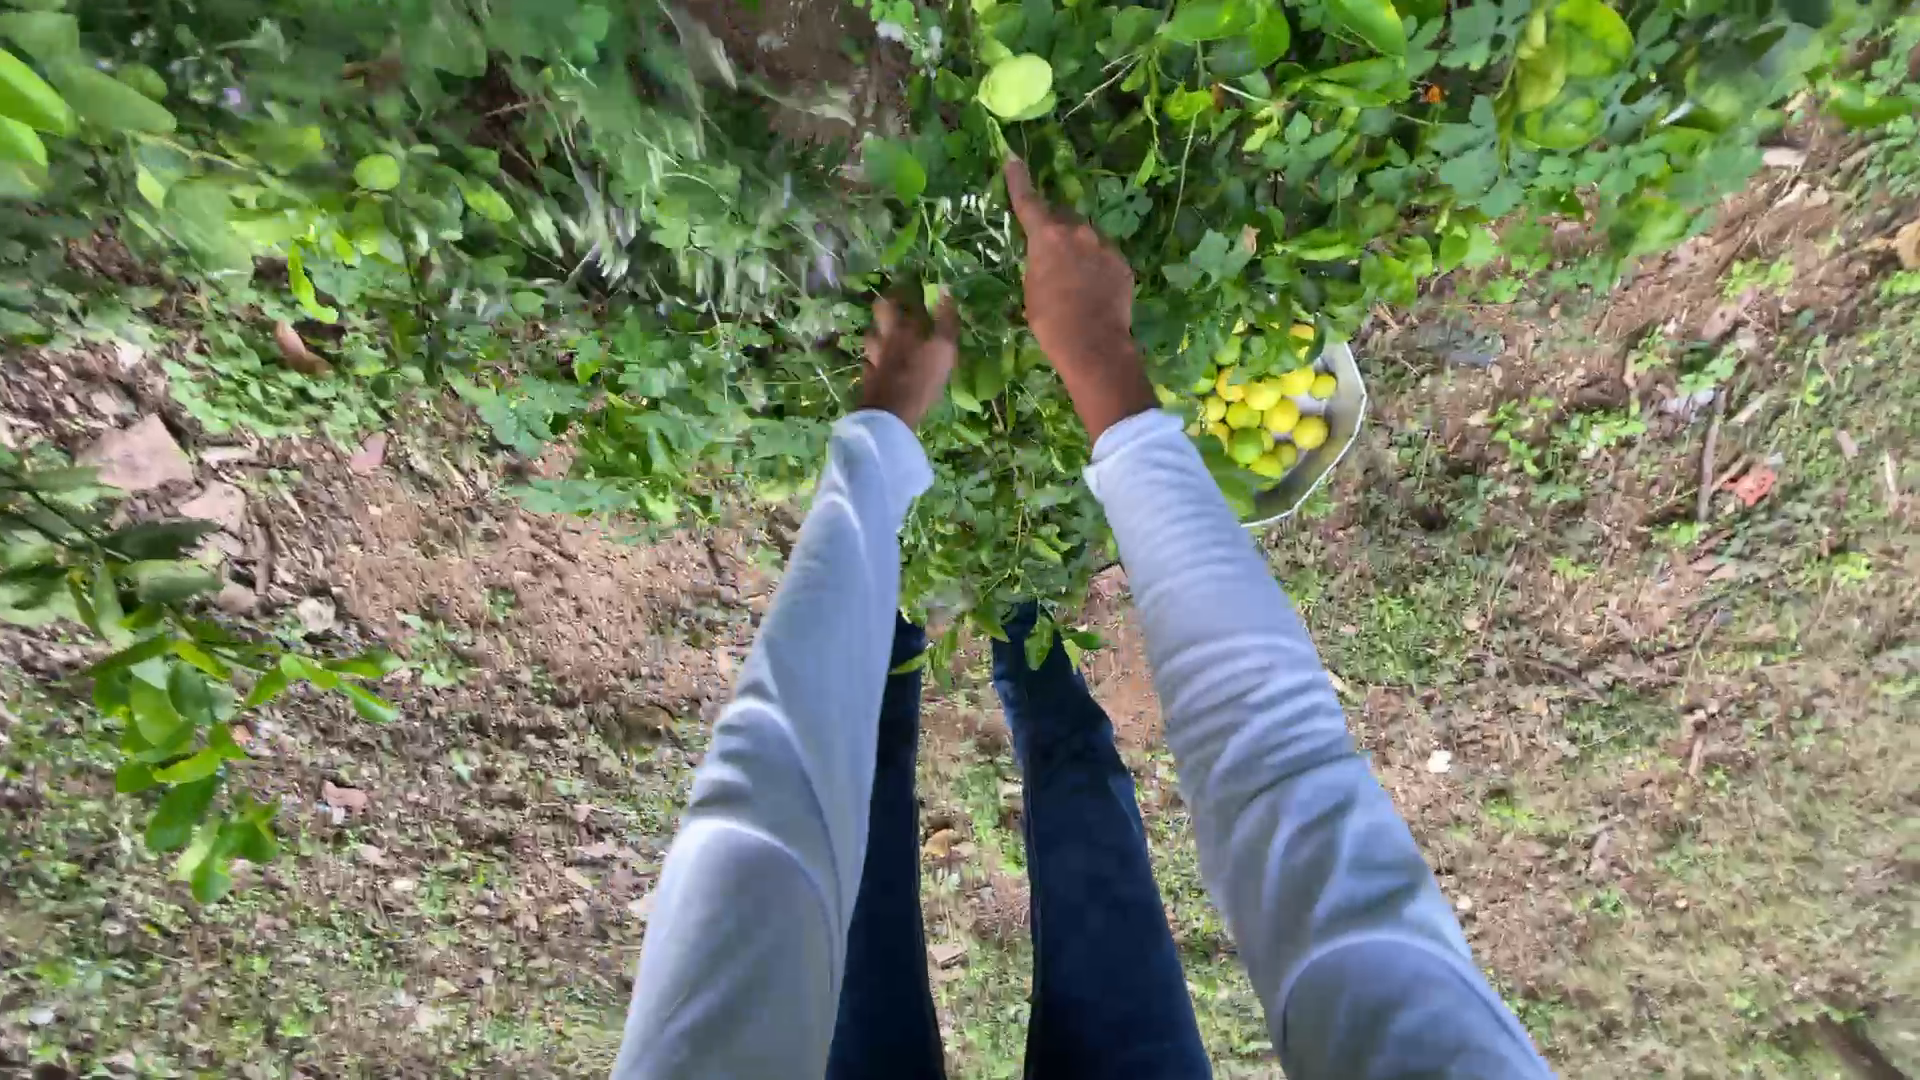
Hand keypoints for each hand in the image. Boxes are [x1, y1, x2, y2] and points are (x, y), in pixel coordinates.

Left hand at [858, 293, 957, 429]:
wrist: (892, 413)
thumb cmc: (921, 378)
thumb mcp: (943, 349)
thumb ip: (945, 321)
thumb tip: (946, 291)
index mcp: (901, 327)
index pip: (896, 300)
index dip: (901, 292)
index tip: (907, 289)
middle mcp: (883, 338)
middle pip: (879, 315)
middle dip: (886, 308)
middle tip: (896, 309)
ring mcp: (873, 358)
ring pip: (871, 337)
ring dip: (878, 334)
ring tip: (886, 336)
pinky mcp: (868, 378)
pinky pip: (869, 363)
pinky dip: (874, 360)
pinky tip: (877, 364)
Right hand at [1004, 158, 1156, 441]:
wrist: (1093, 344)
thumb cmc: (1050, 321)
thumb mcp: (1031, 290)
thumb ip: (1038, 264)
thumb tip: (1047, 259)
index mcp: (1047, 237)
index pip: (1028, 202)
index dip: (1018, 181)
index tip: (1013, 159)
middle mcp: (1078, 232)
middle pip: (1063, 220)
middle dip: (1055, 230)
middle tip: (1050, 255)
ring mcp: (1104, 247)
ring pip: (1086, 241)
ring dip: (1078, 253)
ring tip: (1074, 284)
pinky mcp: (1122, 265)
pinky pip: (1104, 259)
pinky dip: (1096, 270)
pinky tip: (1093, 293)